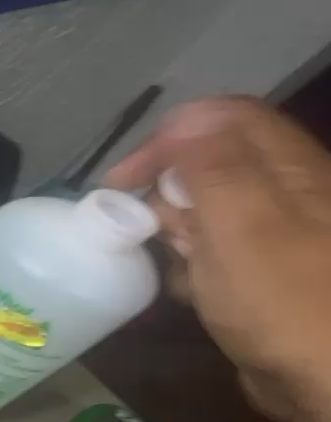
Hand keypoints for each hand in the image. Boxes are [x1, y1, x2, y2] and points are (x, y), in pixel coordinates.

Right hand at [106, 96, 330, 421]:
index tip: (126, 181)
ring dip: (172, 234)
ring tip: (177, 268)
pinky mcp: (267, 272)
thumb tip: (188, 117)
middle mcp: (292, 195)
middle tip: (148, 233)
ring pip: (203, 211)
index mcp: (295, 174)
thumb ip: (214, 169)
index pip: (225, 120)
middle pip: (208, 164)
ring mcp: (281, 235)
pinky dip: (189, 265)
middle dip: (163, 195)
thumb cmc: (289, 304)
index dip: (170, 138)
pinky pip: (211, 251)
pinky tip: (192, 291)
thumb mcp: (244, 229)